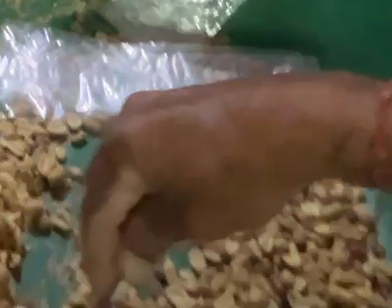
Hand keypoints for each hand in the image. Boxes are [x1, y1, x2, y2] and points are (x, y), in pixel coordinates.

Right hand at [79, 73, 384, 301]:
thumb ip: (150, 234)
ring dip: (124, 201)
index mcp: (122, 150)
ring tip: (134, 240)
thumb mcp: (196, 220)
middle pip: (103, 181)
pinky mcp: (170, 102)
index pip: (98, 212)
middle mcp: (123, 120)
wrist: (293, 117)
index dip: (98, 254)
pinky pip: (141, 144)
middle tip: (114, 268)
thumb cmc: (242, 174)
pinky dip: (141, 177)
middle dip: (106, 227)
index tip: (103, 289)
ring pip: (122, 161)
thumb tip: (129, 249)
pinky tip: (154, 200)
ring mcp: (148, 106)